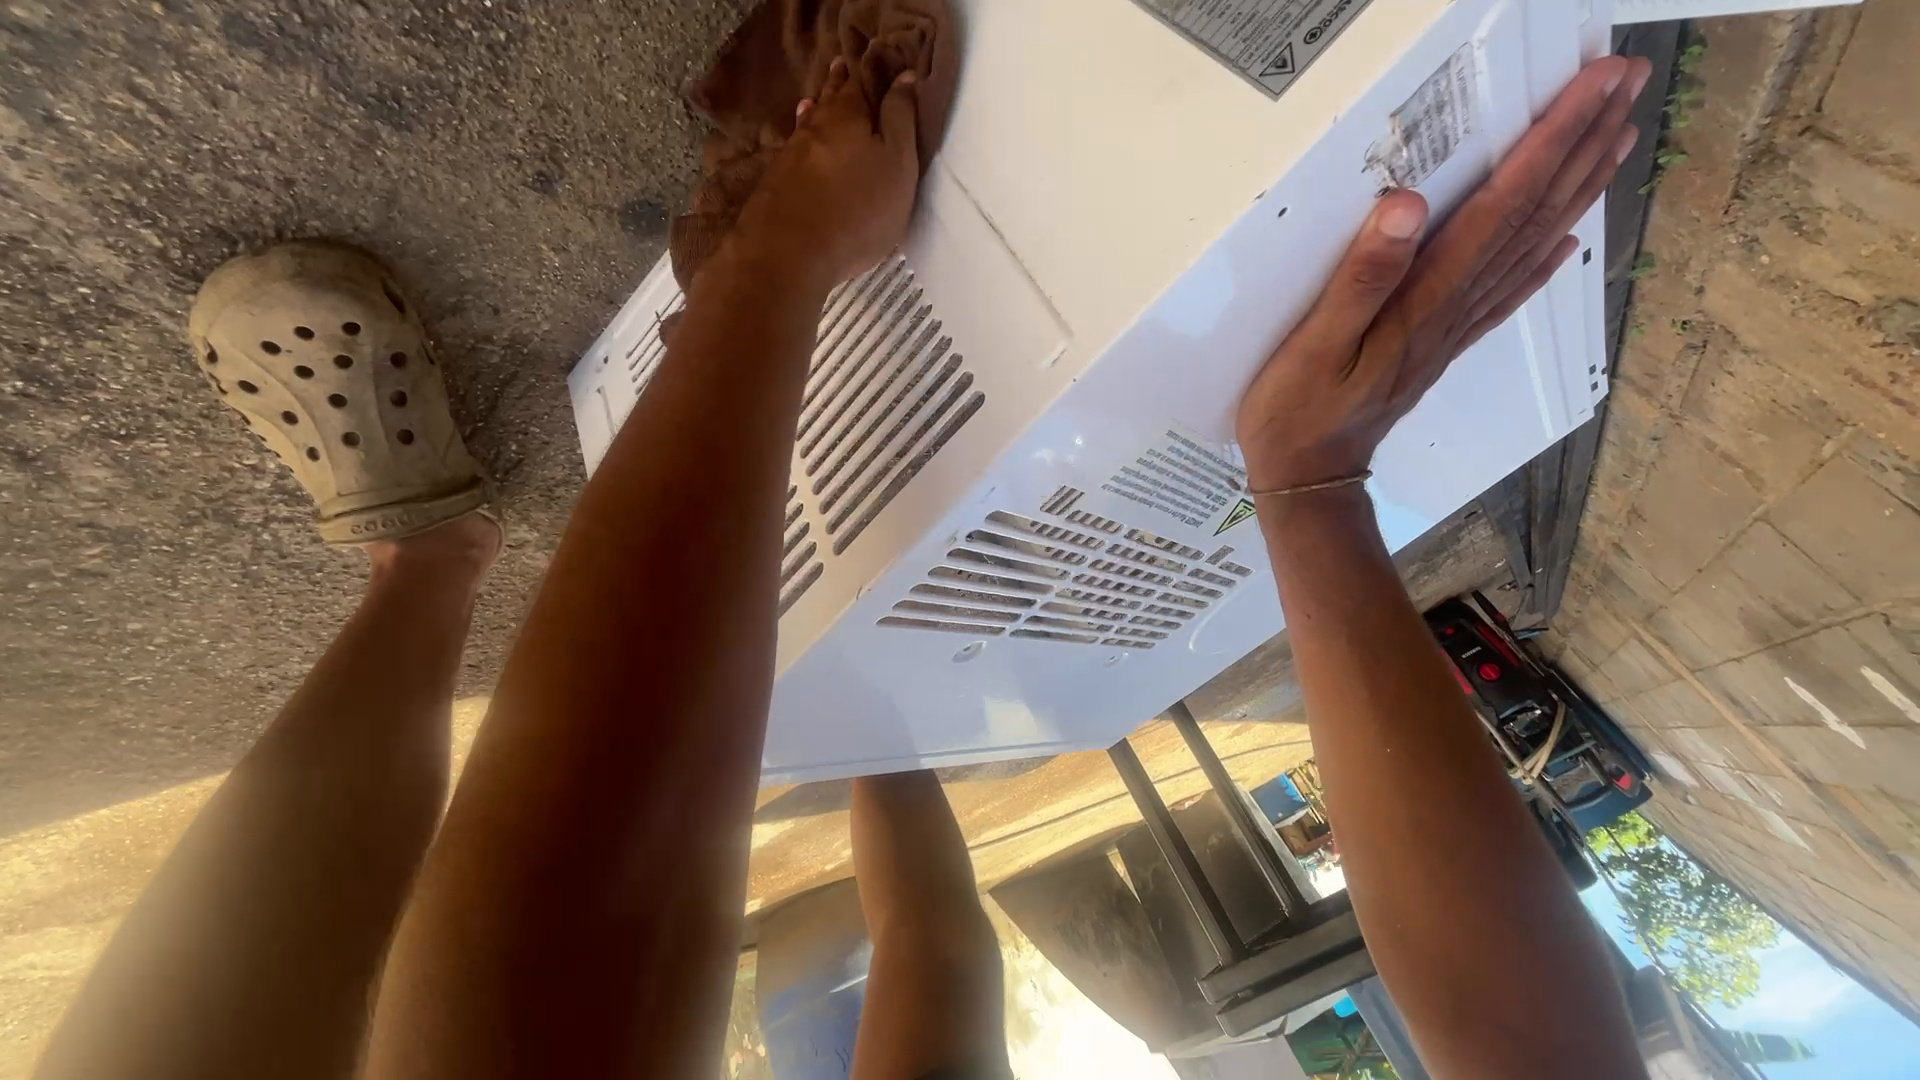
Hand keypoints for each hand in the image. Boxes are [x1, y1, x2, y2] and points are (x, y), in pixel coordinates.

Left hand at [733, 57, 921, 288]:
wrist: (791, 252)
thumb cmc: (858, 209)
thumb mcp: (898, 164)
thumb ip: (901, 120)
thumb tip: (904, 76)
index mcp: (850, 115)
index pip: (863, 81)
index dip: (872, 70)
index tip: (877, 60)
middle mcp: (816, 126)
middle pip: (830, 99)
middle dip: (838, 83)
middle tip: (840, 66)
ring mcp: (791, 154)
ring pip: (808, 123)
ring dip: (814, 109)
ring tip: (813, 100)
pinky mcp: (776, 183)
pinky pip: (794, 150)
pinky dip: (801, 141)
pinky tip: (797, 144)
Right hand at [1235, 55, 1651, 491]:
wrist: (1308, 479)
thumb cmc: (1297, 414)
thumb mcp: (1314, 347)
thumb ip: (1360, 280)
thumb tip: (1406, 206)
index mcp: (1424, 302)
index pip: (1499, 210)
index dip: (1549, 142)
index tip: (1597, 83)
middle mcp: (1451, 311)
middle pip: (1529, 221)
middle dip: (1580, 148)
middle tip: (1626, 84)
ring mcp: (1448, 334)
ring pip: (1526, 252)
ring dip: (1573, 193)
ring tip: (1615, 140)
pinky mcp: (1436, 351)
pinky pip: (1501, 299)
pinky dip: (1539, 265)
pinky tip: (1563, 243)